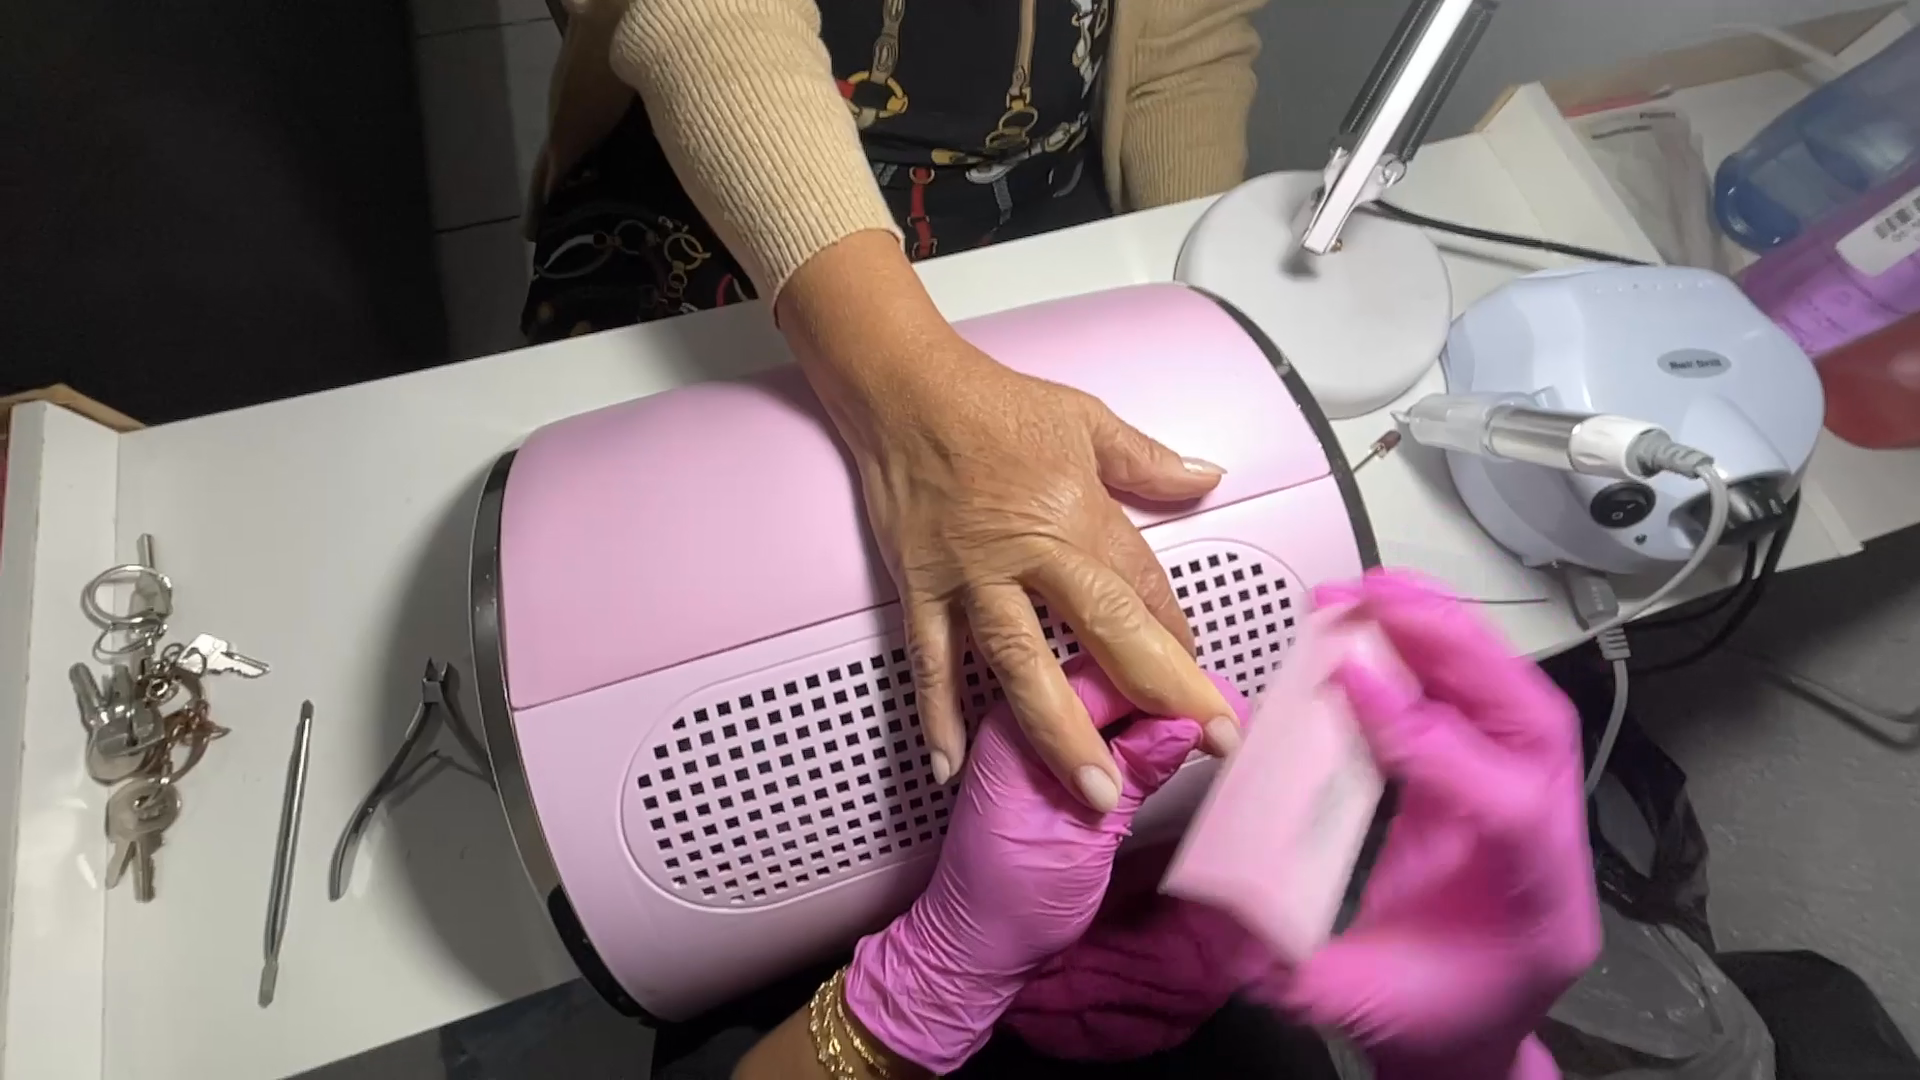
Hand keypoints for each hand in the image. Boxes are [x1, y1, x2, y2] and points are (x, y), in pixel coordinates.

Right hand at [777, 231, 1240, 810]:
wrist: (904, 390)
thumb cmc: (994, 403)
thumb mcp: (1084, 418)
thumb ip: (1148, 460)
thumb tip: (1207, 474)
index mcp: (1076, 512)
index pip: (1142, 589)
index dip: (1178, 641)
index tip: (1205, 686)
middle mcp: (1027, 552)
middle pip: (1099, 631)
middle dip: (1154, 692)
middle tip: (1200, 749)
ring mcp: (968, 576)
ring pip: (1016, 662)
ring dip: (1057, 729)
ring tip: (1093, 792)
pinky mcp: (919, 587)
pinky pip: (929, 659)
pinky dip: (937, 713)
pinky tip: (950, 766)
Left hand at [1000, 680, 1272, 1061]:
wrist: (978, 943)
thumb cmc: (1018, 899)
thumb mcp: (1083, 836)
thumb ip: (1133, 774)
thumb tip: (1188, 723)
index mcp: (1018, 728)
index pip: (1100, 684)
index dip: (1165, 691)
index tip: (1225, 708)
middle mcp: (1024, 719)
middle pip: (1106, 683)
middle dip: (1169, 693)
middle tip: (1232, 712)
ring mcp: (1037, 738)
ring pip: (1110, 703)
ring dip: (1160, 710)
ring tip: (1218, 720)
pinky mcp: (1054, 760)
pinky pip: (1104, 729)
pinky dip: (1144, 732)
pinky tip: (1181, 736)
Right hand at [1263, 571, 1601, 1079]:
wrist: (1469, 1019)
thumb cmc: (1428, 1014)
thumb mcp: (1354, 1004)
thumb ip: (1286, 965)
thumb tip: (1218, 907)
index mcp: (1526, 901)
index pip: (1499, 800)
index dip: (1423, 733)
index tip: (1350, 679)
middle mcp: (1542, 839)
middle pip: (1526, 721)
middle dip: (1455, 644)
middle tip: (1380, 595)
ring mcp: (1522, 798)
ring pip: (1505, 695)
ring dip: (1441, 630)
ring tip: (1376, 590)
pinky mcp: (1483, 774)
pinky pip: (1471, 698)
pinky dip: (1430, 648)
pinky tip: (1382, 623)